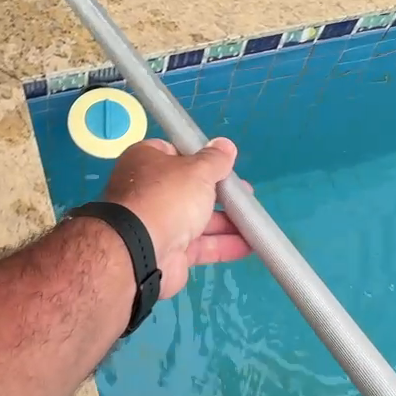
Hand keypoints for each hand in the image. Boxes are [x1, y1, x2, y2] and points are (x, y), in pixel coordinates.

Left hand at [101, 137, 250, 297]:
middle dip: (219, 192)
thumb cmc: (168, 197)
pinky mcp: (169, 250)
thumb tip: (225, 144)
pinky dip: (224, 244)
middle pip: (189, 188)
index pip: (174, 152)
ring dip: (226, 220)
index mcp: (147, 160)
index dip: (199, 157)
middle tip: (245, 195)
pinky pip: (200, 244)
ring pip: (197, 218)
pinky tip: (250, 244)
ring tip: (254, 220)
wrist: (141, 250)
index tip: (223, 163)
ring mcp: (158, 221)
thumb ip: (215, 160)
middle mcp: (149, 189)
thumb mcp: (197, 171)